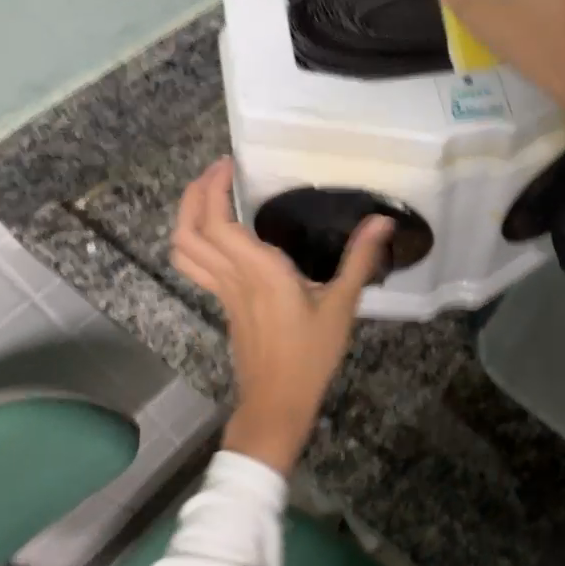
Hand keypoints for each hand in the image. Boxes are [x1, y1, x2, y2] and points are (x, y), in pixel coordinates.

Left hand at [169, 158, 393, 474]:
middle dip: (196, 193)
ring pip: (184, 248)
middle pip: (190, 230)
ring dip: (187, 215)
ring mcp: (222, 292)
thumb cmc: (311, 354)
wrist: (277, 402)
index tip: (229, 164)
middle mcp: (233, 277)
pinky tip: (217, 233)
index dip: (214, 189)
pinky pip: (194, 264)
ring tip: (208, 194)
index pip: (217, 222)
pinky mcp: (223, 303)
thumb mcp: (342, 305)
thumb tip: (381, 220)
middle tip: (219, 170)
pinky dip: (194, 239)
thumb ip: (359, 260)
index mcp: (259, 271)